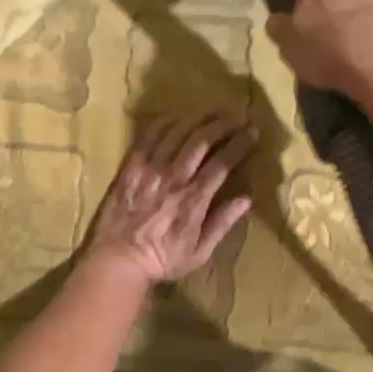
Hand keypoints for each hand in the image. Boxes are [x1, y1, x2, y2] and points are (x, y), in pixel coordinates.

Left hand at [85, 111, 256, 283]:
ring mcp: (149, 170)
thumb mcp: (199, 251)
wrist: (119, 260)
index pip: (222, 163)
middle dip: (222, 124)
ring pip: (176, 133)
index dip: (240, 144)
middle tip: (237, 116)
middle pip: (201, 140)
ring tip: (211, 111)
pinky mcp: (131, 168)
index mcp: (194, 199)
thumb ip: (222, 223)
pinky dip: (164, 123)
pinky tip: (175, 117)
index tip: (253, 133)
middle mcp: (173, 178)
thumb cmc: (163, 260)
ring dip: (197, 118)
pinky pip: (148, 137)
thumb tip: (246, 199)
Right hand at [265, 0, 372, 95]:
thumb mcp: (288, 44)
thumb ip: (279, 28)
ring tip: (335, 47)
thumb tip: (276, 19)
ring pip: (348, 2)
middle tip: (310, 25)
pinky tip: (354, 56)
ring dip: (340, 17)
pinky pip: (366, 21)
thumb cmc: (325, 49)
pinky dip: (358, 33)